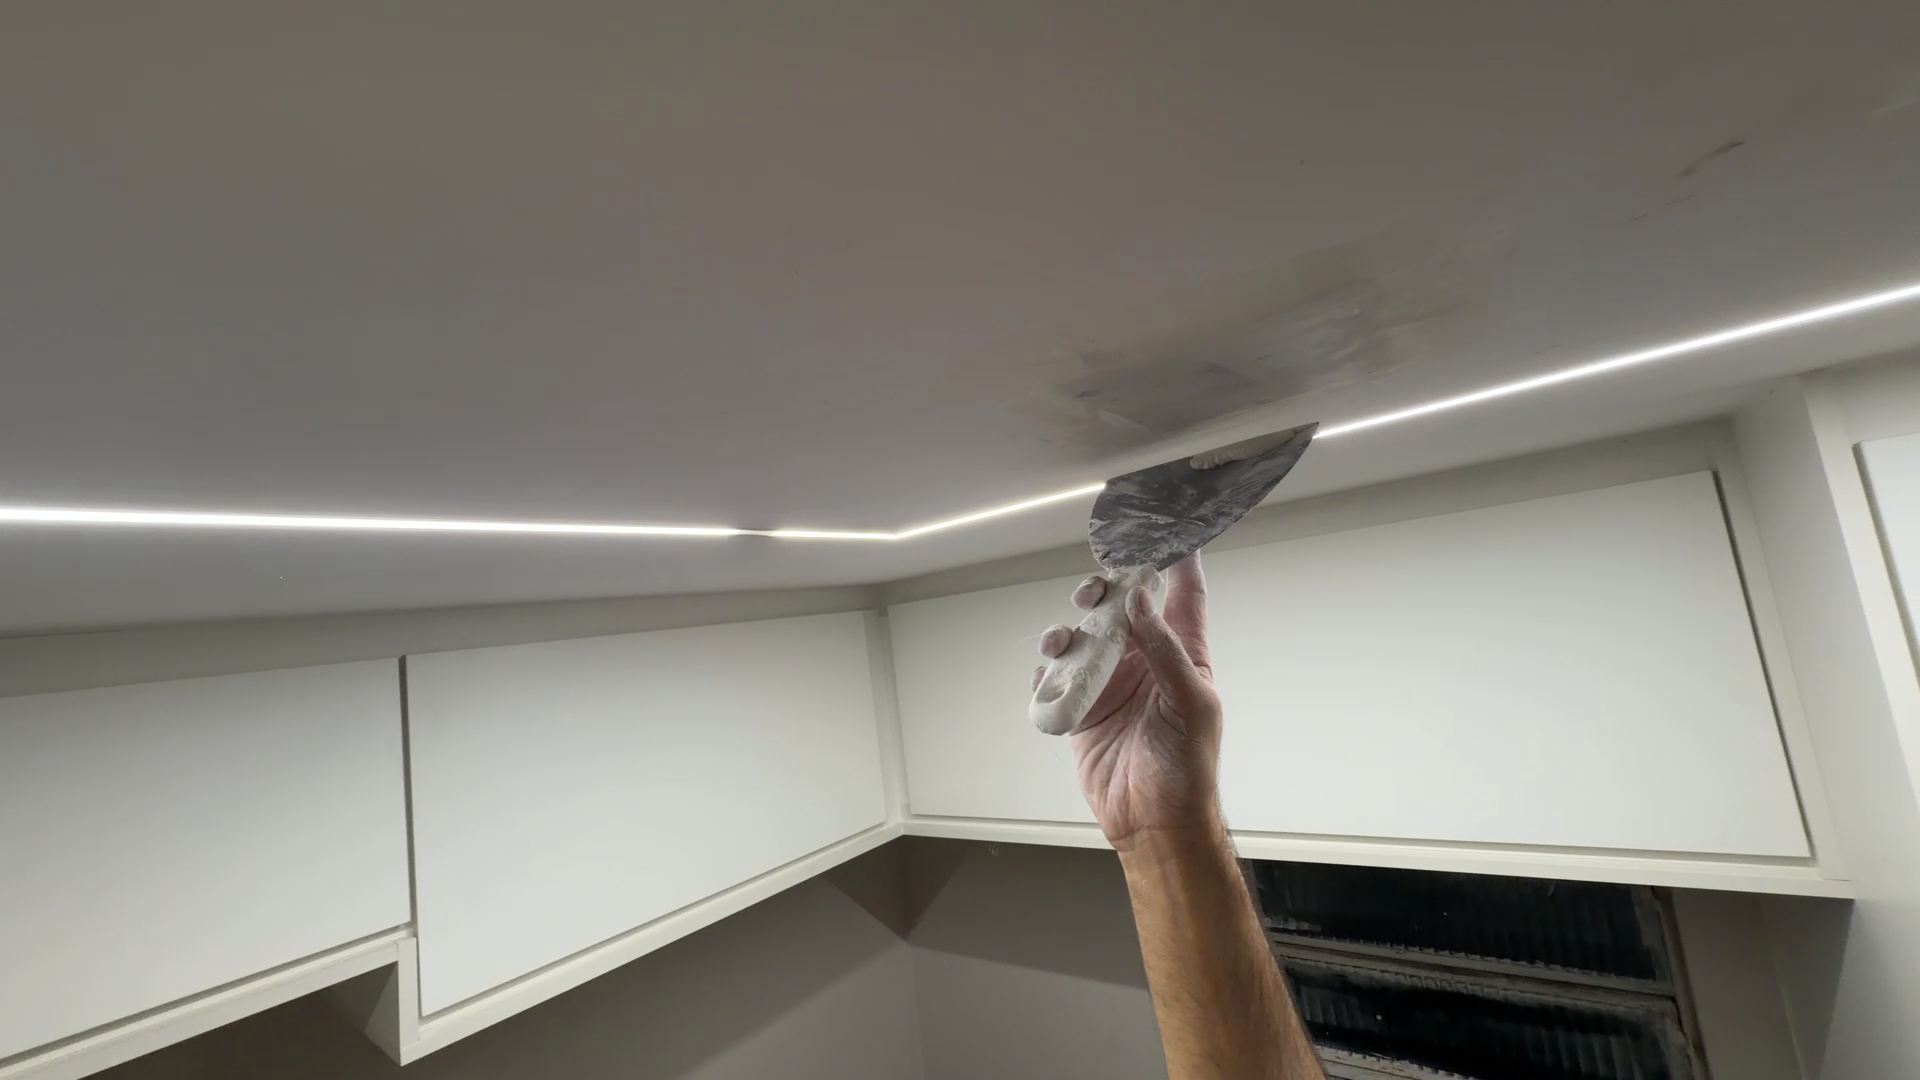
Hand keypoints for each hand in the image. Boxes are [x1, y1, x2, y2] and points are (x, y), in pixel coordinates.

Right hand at [1033, 554, 1223, 849]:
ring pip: (1080, 638)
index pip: (1182, 593)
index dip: (1177, 558)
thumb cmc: (1187, 766)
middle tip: (1090, 592)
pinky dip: (1045, 673)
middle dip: (1101, 591)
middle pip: (1118, 607)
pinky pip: (1054, 679)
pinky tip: (1045, 678)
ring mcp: (1109, 682)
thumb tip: (1137, 601)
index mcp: (1180, 653)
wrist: (1153, 821)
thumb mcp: (1190, 703)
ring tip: (1059, 641)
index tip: (1166, 525)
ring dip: (1065, 631)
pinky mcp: (1081, 708)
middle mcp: (1142, 660)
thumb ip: (1164, 650)